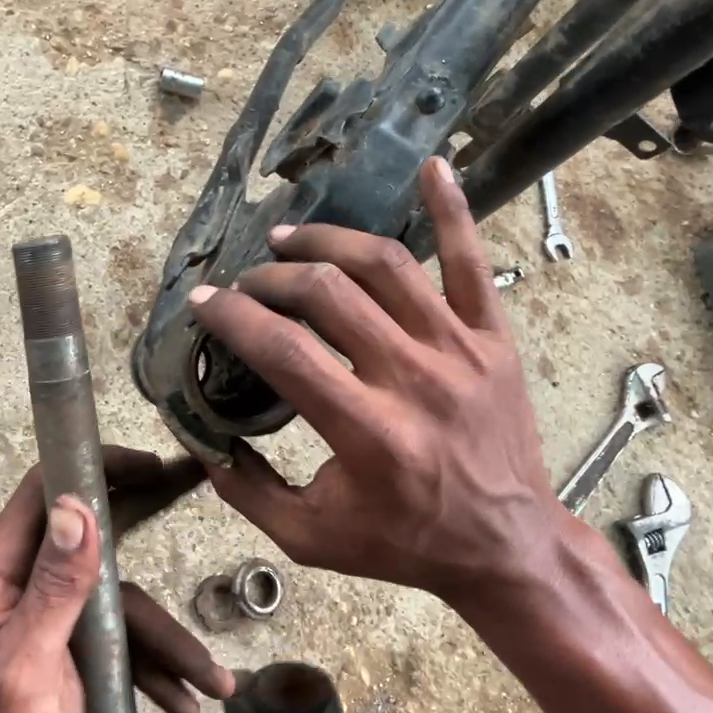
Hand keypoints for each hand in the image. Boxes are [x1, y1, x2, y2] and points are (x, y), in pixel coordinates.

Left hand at [0, 448, 234, 712]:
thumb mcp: (27, 665)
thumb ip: (52, 587)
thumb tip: (77, 505)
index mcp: (0, 578)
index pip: (42, 496)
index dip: (90, 468)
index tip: (144, 463)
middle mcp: (28, 590)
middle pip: (92, 539)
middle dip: (144, 522)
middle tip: (187, 486)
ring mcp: (57, 627)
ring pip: (124, 606)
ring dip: (170, 641)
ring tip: (211, 679)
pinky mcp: (80, 663)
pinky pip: (128, 650)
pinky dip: (160, 670)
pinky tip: (186, 701)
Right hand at [187, 156, 563, 603]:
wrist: (511, 547)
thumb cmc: (406, 544)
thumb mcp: (310, 539)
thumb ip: (245, 492)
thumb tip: (200, 440)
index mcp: (369, 432)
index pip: (285, 350)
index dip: (233, 317)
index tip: (204, 302)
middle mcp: (415, 380)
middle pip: (328, 295)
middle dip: (272, 279)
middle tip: (247, 284)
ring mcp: (461, 351)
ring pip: (385, 266)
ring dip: (328, 241)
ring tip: (290, 238)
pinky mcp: (494, 339)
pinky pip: (472, 262)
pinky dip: (451, 210)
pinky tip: (432, 166)